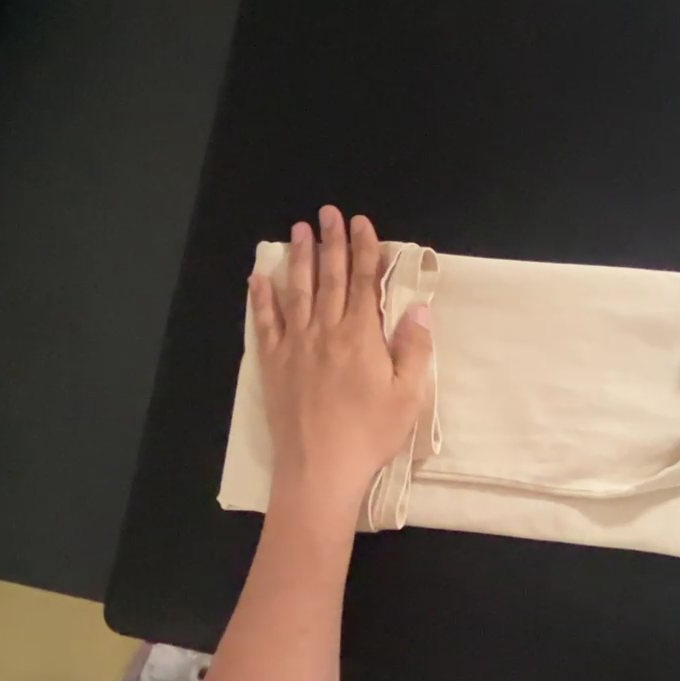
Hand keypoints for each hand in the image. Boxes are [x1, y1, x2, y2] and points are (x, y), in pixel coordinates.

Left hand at [251, 206, 433, 514]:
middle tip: (328, 212)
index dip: (365, 250)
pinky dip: (262, 298)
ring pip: (297, 292)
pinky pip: (265, 323)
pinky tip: (259, 278)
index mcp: (361, 337)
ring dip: (299, 259)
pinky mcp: (274, 364)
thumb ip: (415, 349)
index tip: (362, 223)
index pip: (363, 282)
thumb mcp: (408, 396)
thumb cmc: (370, 434)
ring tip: (299, 230)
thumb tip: (420, 307)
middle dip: (331, 242)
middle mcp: (325, 332)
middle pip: (329, 278)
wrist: (319, 468)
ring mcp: (295, 346)